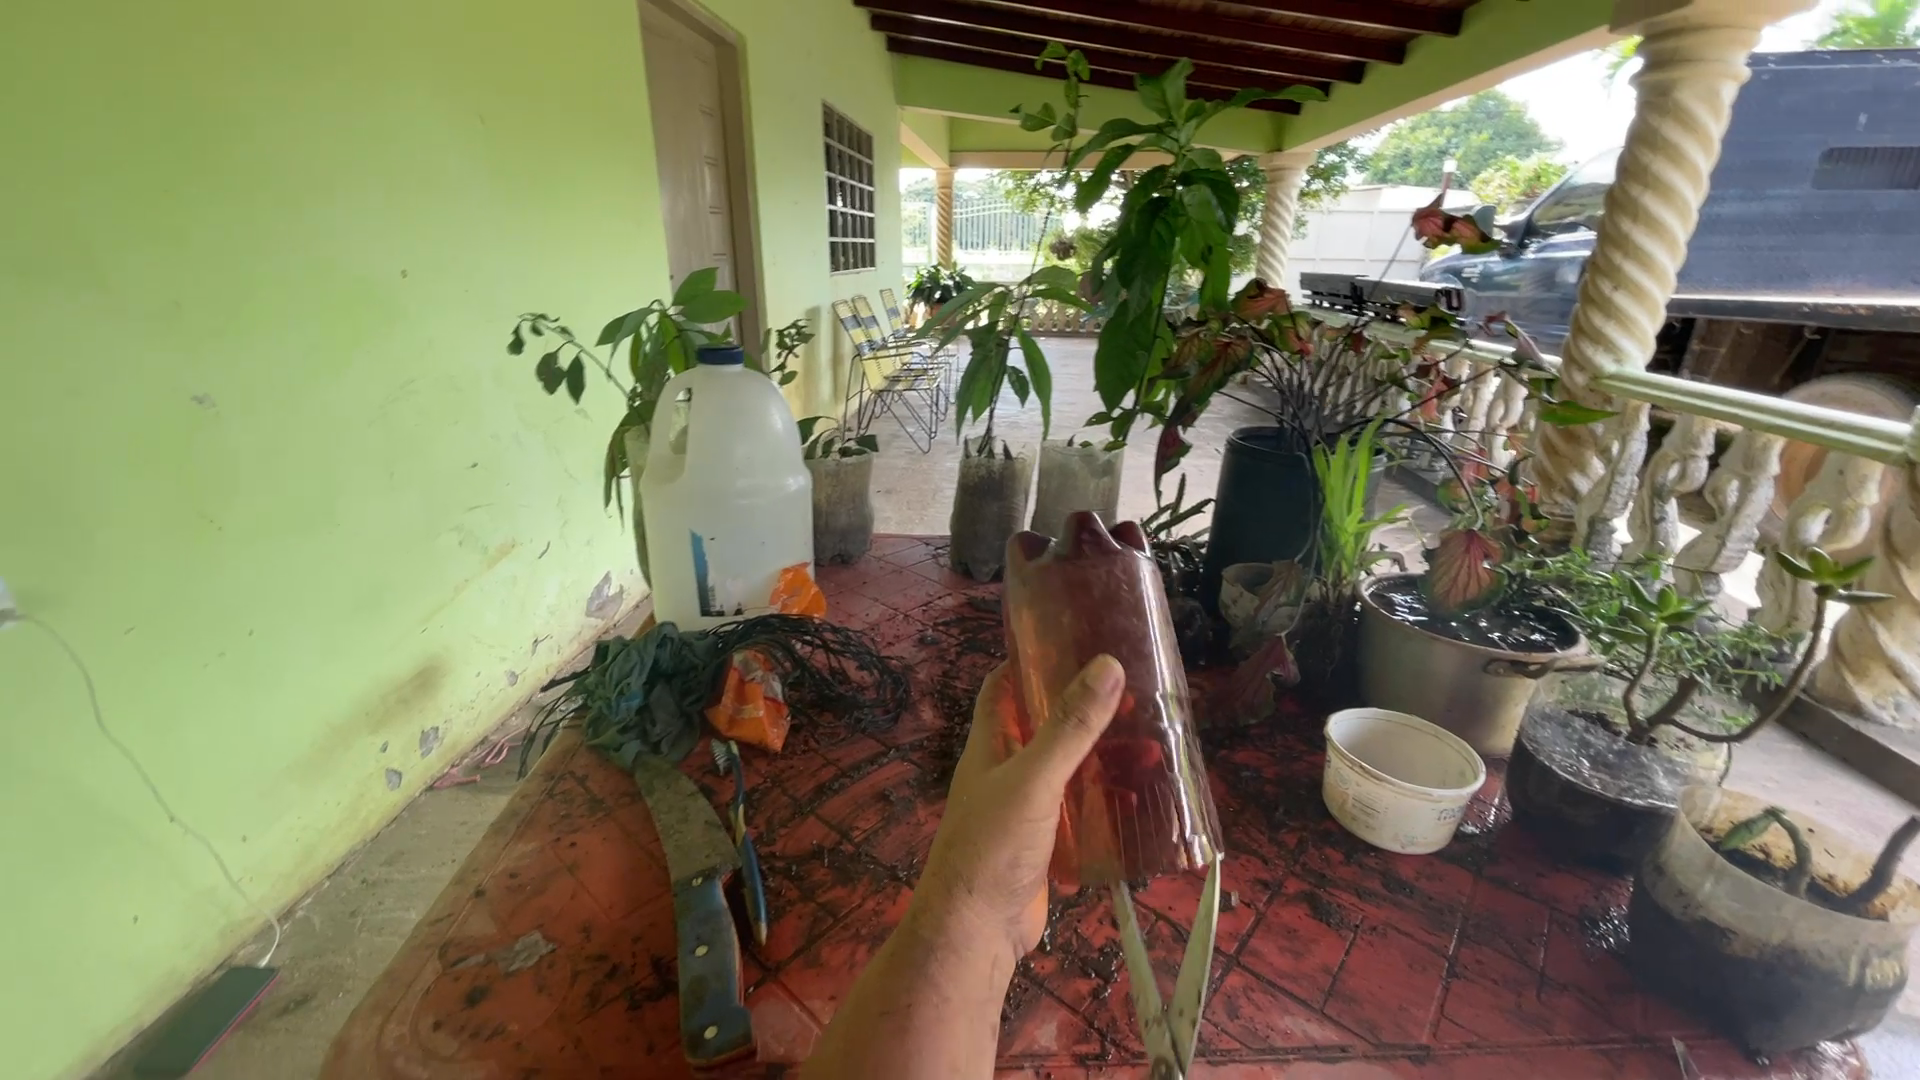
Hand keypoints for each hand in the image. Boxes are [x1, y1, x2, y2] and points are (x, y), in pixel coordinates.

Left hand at [908, 656, 1124, 969]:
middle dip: (1085, 712)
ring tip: (1152, 748)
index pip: (1001, 686)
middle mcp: (1005, 769)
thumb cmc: (993, 844)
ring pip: (1068, 770)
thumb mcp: (1034, 778)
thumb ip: (1070, 726)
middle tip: (1132, 697)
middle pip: (1045, 726)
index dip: (1029, 662)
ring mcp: (1025, 808)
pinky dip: (1106, 804)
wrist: (976, 931)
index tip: (1072, 644)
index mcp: (990, 743)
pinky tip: (1141, 801)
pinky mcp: (1045, 844)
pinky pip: (1080, 813)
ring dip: (1103, 760)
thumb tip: (1107, 664)